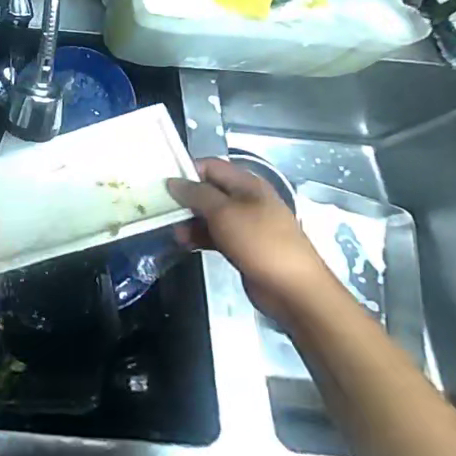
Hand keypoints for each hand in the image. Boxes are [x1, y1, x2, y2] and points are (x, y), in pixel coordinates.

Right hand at [167, 157, 334, 319]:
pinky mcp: (243, 246)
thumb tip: (173, 181)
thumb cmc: (259, 242)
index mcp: (247, 184)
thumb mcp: (224, 212)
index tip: (164, 183)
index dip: (187, 171)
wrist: (293, 289)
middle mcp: (247, 200)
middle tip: (163, 209)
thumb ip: (196, 193)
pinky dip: (200, 237)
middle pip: (209, 190)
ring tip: (173, 232)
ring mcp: (246, 224)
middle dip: (186, 199)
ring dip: (190, 221)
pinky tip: (185, 244)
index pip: (211, 166)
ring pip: (210, 215)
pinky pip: (216, 235)